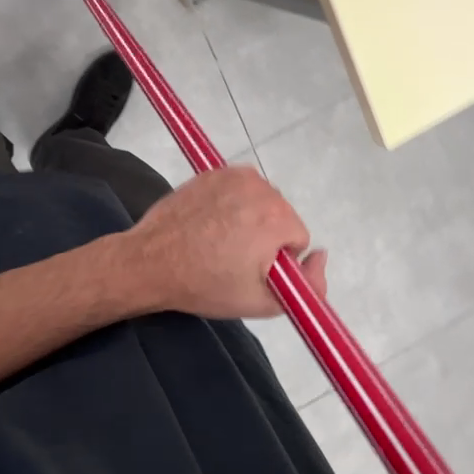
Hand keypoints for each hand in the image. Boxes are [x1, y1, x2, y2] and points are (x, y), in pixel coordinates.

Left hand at [123, 166, 328, 318]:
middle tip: (230, 257)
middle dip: (264, 237)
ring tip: (217, 241)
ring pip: (260, 202)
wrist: (151, 261)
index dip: (277, 260)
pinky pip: (238, 189)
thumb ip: (309, 285)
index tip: (249, 269)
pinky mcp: (211, 172)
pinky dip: (230, 203)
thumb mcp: (264, 301)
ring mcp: (232, 175)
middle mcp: (260, 188)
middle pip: (280, 217)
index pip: (297, 240)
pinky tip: (209, 222)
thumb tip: (322, 256)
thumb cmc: (205, 285)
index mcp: (276, 218)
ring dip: (248, 218)